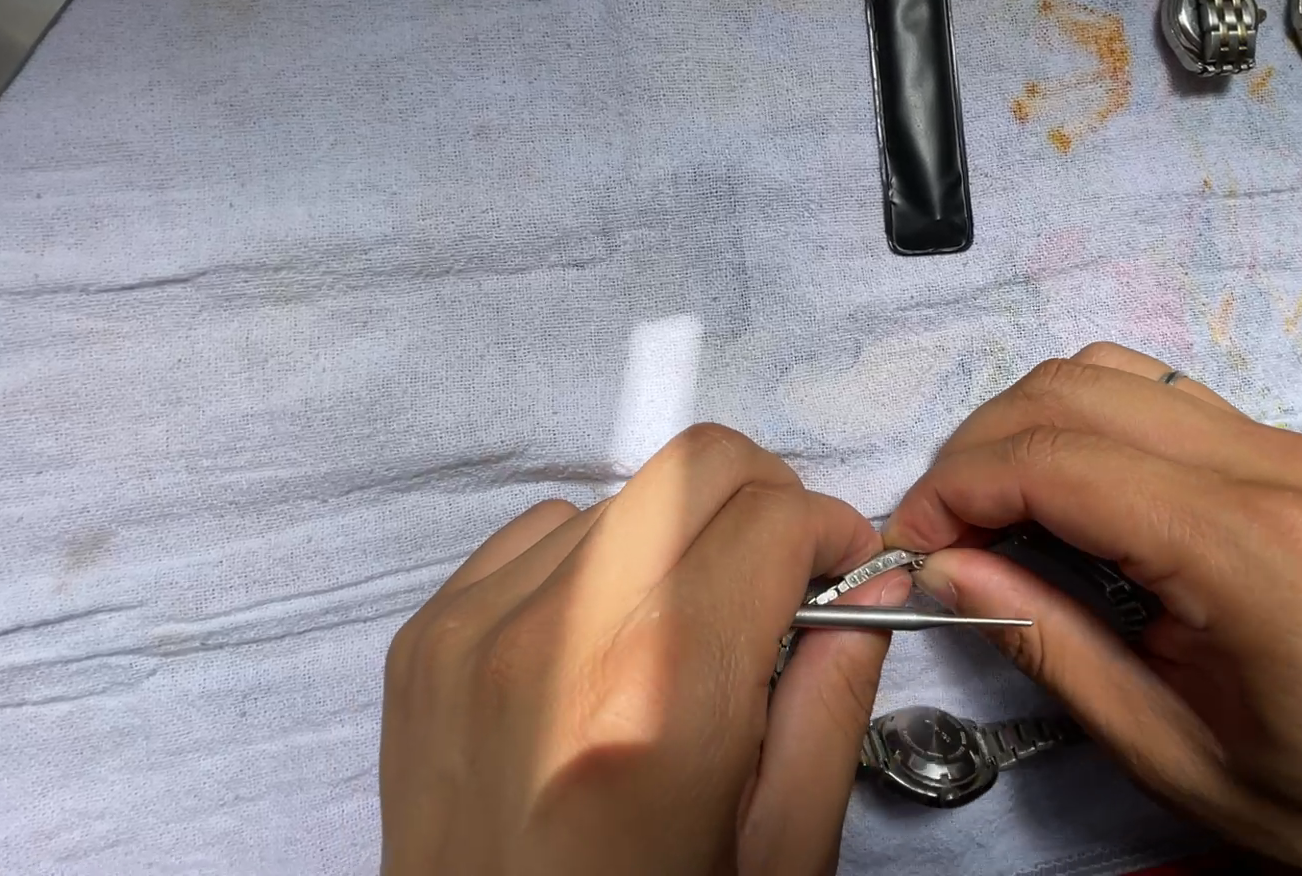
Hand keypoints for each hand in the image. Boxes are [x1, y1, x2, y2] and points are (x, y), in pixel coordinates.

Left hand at [381, 424, 906, 875]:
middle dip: (765, 494)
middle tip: (780, 563)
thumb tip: (872, 579)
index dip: (832, 528)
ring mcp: (475, 624)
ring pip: (627, 496)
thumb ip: (837, 690)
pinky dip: (599, 556)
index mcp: (664, 698)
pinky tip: (604, 632)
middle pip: (695, 463)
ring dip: (682, 534)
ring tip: (685, 617)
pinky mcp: (428, 630)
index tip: (842, 567)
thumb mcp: (783, 847)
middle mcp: (559, 635)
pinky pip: (545, 531)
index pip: (772, 520)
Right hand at [884, 343, 1301, 875]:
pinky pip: (1151, 387)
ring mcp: (1291, 443)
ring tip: (994, 503)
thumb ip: (1045, 642)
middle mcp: (1278, 467)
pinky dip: (1077, 416)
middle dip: (974, 449)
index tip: (911, 540)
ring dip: (1021, 423)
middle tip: (940, 527)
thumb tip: (941, 564)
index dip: (958, 487)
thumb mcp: (1168, 755)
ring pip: (1103, 371)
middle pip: (1070, 394)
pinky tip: (1069, 484)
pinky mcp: (1291, 445)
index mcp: (1259, 557)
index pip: (1061, 463)